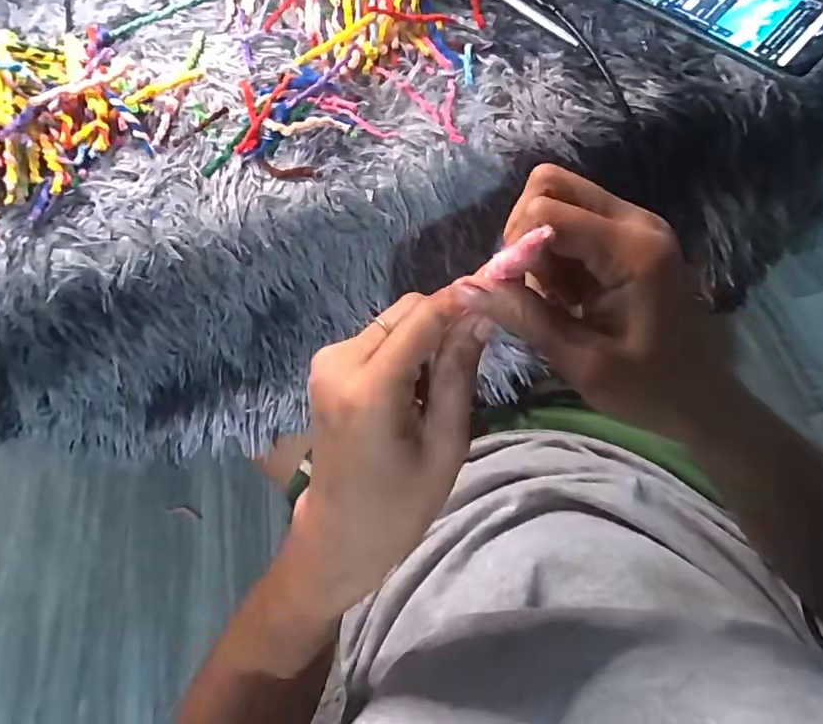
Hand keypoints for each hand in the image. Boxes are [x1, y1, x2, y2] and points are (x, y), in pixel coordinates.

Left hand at [277, 288, 492, 622]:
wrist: (338, 533)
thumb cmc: (400, 503)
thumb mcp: (445, 443)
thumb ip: (458, 372)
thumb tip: (480, 315)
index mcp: (369, 387)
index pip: (421, 318)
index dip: (459, 298)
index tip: (496, 288)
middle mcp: (339, 360)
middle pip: (405, 311)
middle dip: (443, 318)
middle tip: (476, 346)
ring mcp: (327, 359)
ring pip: (393, 319)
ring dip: (424, 334)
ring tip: (440, 380)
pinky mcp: (326, 362)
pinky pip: (378, 335)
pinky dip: (404, 346)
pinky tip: (415, 384)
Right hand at [458, 164, 733, 440]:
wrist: (704, 400)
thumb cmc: (649, 389)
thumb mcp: (580, 361)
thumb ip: (523, 316)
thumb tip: (465, 287)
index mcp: (631, 250)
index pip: (545, 210)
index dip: (514, 247)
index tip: (515, 293)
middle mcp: (636, 220)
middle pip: (550, 184)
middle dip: (523, 231)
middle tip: (532, 284)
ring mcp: (636, 222)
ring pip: (558, 196)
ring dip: (538, 240)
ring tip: (555, 295)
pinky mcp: (630, 232)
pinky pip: (573, 215)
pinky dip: (555, 246)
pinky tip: (569, 292)